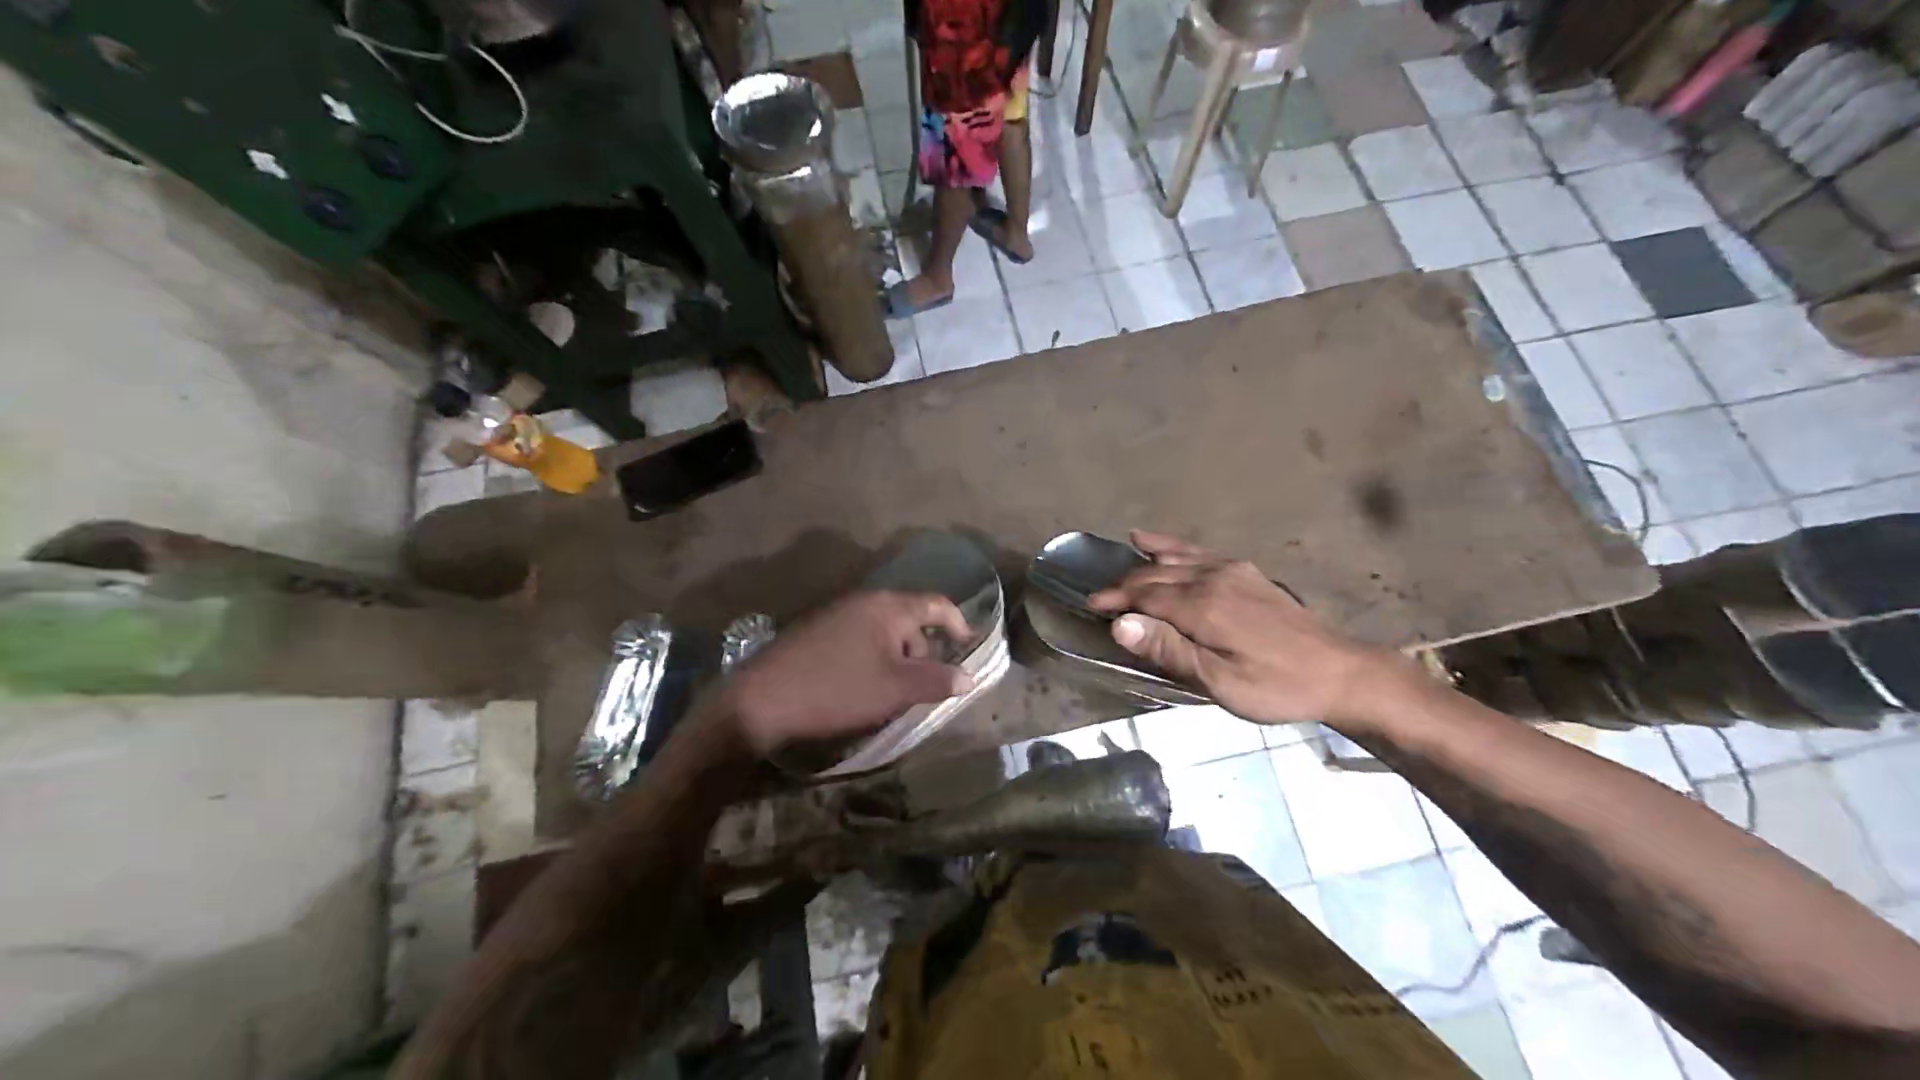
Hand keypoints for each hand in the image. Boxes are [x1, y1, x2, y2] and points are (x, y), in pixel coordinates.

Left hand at [723, 591, 973, 754]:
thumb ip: (936, 680)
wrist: (761, 700)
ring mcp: (836, 614)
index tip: (970, 647)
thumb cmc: (837, 689)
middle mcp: (863, 601)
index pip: (936, 604)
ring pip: (883, 630)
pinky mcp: (816, 631)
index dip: (958, 623)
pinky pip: (859, 638)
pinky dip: (874, 657)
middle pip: (909, 617)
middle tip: (927, 684)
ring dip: (898, 657)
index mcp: (887, 606)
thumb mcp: (895, 689)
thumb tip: (968, 676)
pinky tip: (863, 687)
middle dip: (925, 649)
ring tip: (894, 692)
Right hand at [1088, 531, 1410, 727]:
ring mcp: (1231, 570)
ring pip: (1174, 559)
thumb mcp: (1220, 682)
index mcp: (1203, 607)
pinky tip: (1153, 542)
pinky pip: (1197, 552)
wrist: (1341, 672)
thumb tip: (1121, 623)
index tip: (1091, 606)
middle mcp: (1212, 579)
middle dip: (1124, 584)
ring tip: (1118, 572)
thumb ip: (1169, 650)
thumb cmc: (1276, 686)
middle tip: (1101, 599)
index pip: (1145, 595)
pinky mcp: (1245, 572)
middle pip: (1156, 575)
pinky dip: (1170, 546)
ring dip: (1142, 565)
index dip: (1116, 599)